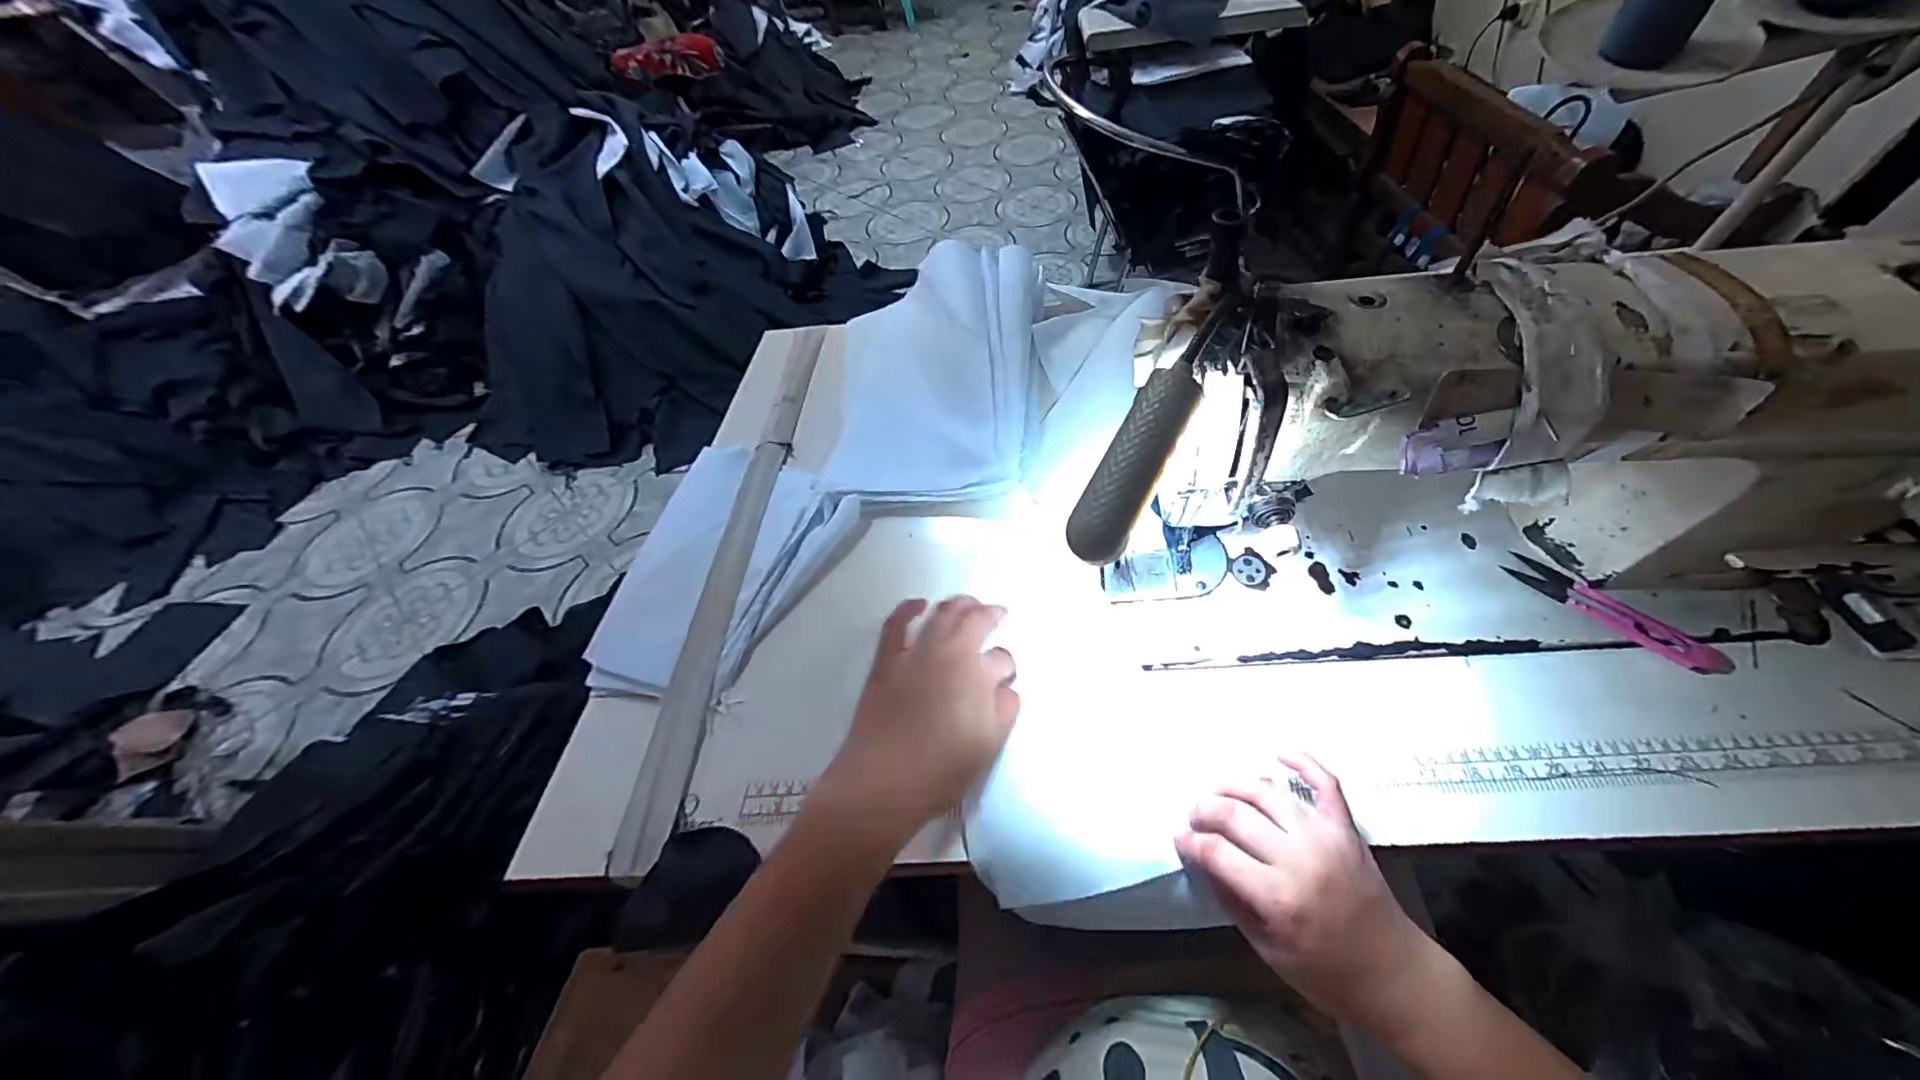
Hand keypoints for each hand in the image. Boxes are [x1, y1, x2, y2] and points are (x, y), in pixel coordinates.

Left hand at [808, 596, 1019, 848]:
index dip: (1007, 667)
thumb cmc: (941, 770)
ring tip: (968, 604)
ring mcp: (916, 654)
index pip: (1002, 658)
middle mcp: (950, 655)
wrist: (882, 782)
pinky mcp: (887, 660)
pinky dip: (909, 608)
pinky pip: (897, 623)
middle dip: (988, 614)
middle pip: (974, 621)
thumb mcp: (988, 745)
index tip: (1004, 678)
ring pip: (942, 614)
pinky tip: (918, 604)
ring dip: (958, 604)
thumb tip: (1005, 688)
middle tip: (995, 614)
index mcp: (979, 676)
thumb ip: (1003, 710)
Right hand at [1175, 752, 1438, 1035]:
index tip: (1180, 839)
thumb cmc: (1326, 972)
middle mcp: (1300, 858)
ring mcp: (1327, 837)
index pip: (1216, 851)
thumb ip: (1230, 897)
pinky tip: (1279, 756)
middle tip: (1195, 818)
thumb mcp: (1266, 947)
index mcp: (1278, 896)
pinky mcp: (1348, 829)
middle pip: (1235, 814)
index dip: (1190, 841)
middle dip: (1204, 811)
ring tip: (1220, 796)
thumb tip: (1201, 858)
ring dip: (1235, 787)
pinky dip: (1303, 763)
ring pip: (1268, 792)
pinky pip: (1325, 783)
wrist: (1396, 975)